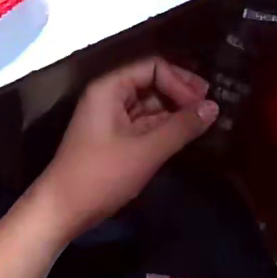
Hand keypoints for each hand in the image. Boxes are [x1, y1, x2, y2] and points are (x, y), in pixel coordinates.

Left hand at [29, 57, 218, 239]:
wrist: (63, 210)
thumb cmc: (102, 175)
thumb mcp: (146, 150)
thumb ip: (181, 127)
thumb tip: (213, 107)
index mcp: (110, 87)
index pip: (152, 67)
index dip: (180, 81)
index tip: (202, 103)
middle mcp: (110, 96)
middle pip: (151, 82)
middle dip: (181, 93)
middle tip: (209, 107)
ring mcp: (111, 117)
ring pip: (150, 104)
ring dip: (175, 110)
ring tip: (204, 121)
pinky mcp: (115, 138)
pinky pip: (145, 123)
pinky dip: (165, 126)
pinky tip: (185, 134)